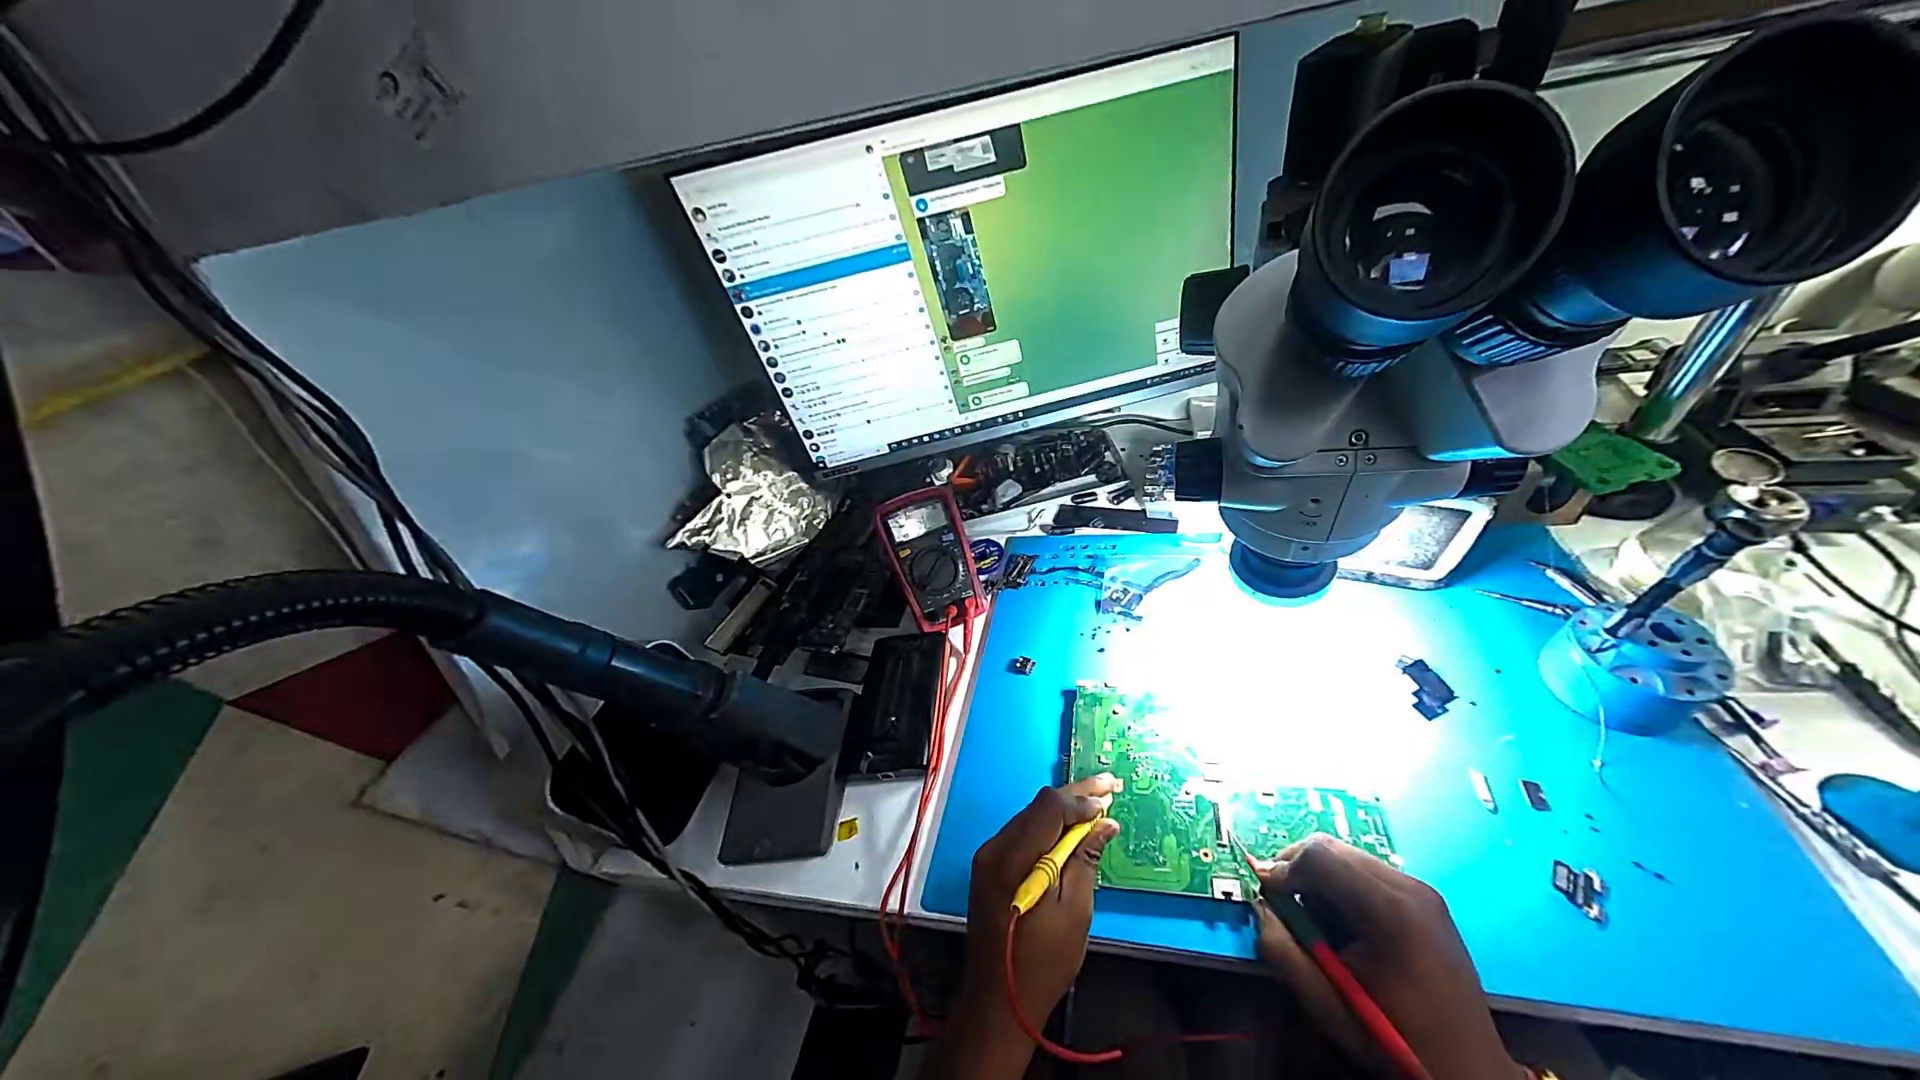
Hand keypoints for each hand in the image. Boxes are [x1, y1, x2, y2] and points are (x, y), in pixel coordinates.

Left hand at [925, 776, 1119, 1079]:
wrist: (997, 1001)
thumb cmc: (1042, 964)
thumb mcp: (1074, 912)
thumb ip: (1085, 859)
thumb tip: (1103, 823)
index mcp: (1013, 859)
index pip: (1048, 808)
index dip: (1081, 799)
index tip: (1109, 800)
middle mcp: (994, 848)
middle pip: (1037, 807)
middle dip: (1074, 795)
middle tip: (1108, 784)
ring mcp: (988, 856)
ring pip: (1029, 817)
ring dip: (1062, 810)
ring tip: (1096, 803)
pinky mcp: (988, 866)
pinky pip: (1021, 833)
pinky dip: (1047, 827)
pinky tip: (1069, 828)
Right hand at [1253, 835, 1522, 1079]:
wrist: (1468, 1071)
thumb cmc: (1396, 1040)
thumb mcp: (1327, 1005)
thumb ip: (1282, 951)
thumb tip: (1260, 906)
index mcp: (1390, 912)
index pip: (1318, 856)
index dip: (1281, 867)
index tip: (1266, 894)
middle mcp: (1410, 889)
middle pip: (1331, 848)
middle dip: (1296, 868)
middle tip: (1281, 901)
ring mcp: (1422, 891)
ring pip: (1346, 855)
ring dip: (1318, 876)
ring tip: (1314, 916)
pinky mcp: (1425, 899)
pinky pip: (1365, 871)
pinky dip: (1340, 883)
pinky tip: (1343, 921)